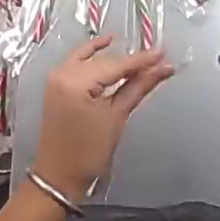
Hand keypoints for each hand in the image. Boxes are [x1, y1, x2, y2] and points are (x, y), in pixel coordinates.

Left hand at [32, 36, 174, 200]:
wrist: (58, 176)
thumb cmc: (88, 152)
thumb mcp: (116, 117)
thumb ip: (138, 87)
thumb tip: (163, 69)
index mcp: (75, 81)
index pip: (115, 65)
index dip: (141, 60)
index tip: (164, 52)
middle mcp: (62, 73)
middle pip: (104, 61)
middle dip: (131, 61)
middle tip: (159, 58)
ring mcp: (56, 78)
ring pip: (91, 60)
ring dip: (114, 58)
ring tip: (142, 58)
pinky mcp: (55, 85)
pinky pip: (77, 63)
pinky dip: (92, 55)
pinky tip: (107, 44)